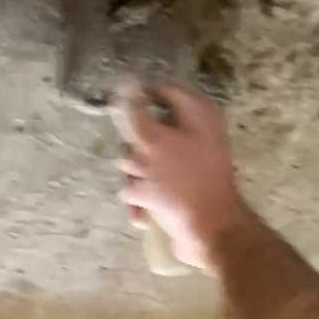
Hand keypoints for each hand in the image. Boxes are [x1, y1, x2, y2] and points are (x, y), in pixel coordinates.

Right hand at [113, 82, 253, 271]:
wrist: (208, 234)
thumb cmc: (185, 184)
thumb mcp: (157, 144)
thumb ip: (136, 114)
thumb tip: (124, 83)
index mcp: (195, 116)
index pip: (160, 93)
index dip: (135, 98)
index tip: (110, 106)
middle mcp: (189, 137)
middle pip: (142, 134)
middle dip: (133, 155)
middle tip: (142, 166)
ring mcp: (180, 168)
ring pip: (138, 166)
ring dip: (136, 183)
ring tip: (147, 195)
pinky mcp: (172, 193)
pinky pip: (144, 190)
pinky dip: (142, 202)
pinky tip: (146, 214)